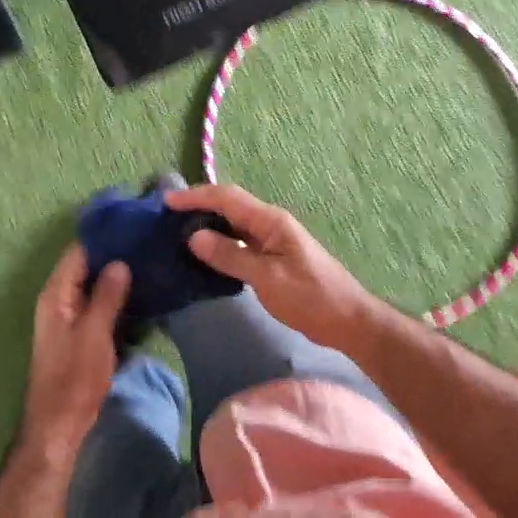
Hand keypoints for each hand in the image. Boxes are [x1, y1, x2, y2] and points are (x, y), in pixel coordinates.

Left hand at [20, 244, 129, 457]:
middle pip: (85, 266)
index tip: (132, 224)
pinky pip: (97, 304)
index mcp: (55, 293)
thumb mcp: (95, 334)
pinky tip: (140, 293)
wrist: (59, 426)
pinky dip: (115, 297)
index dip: (103, 237)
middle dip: (113, 255)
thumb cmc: (75, 378)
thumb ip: (106, 296)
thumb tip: (120, 262)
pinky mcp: (79, 334)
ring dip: (116, 276)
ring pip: (93, 286)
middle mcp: (58, 299)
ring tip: (149, 261)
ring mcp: (68, 317)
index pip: (78, 251)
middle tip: (147, 242)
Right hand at [167, 184, 382, 352]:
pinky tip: (206, 254)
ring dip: (208, 223)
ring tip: (178, 231)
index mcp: (271, 221)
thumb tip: (194, 237)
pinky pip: (240, 241)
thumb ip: (231, 257)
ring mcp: (273, 240)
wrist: (350, 321)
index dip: (196, 196)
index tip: (167, 200)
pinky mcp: (273, 257)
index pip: (227, 198)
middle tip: (167, 215)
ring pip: (234, 223)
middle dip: (199, 205)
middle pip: (229, 205)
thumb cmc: (311, 298)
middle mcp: (270, 223)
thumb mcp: (267, 279)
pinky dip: (220, 242)